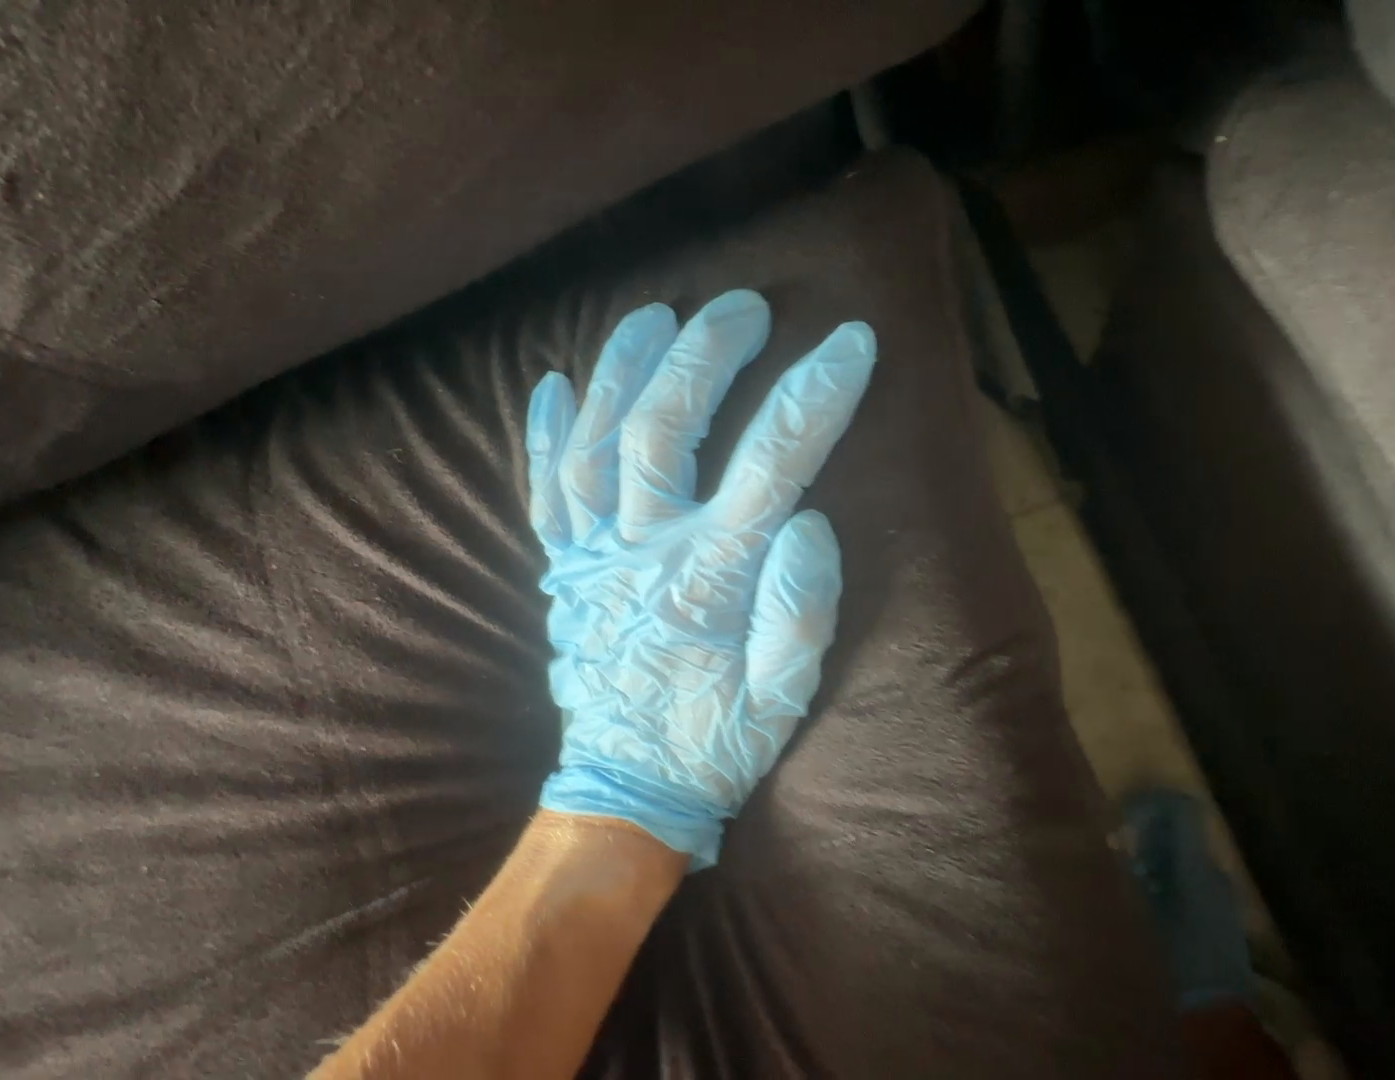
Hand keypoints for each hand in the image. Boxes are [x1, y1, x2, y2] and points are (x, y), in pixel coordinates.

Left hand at [526, 290, 875, 867]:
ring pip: (594, 440)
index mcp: (709, 580)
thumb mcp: (785, 700)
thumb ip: (801, 612)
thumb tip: (809, 522)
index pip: (771, 464)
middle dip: (707, 354)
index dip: (814, 395)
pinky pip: (543, 491)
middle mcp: (641, 553)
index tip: (851, 341)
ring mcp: (590, 557)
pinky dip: (543, 433)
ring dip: (623, 368)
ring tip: (655, 314)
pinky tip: (549, 383)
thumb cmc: (717, 742)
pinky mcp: (561, 570)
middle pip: (664, 427)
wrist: (625, 789)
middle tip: (743, 307)